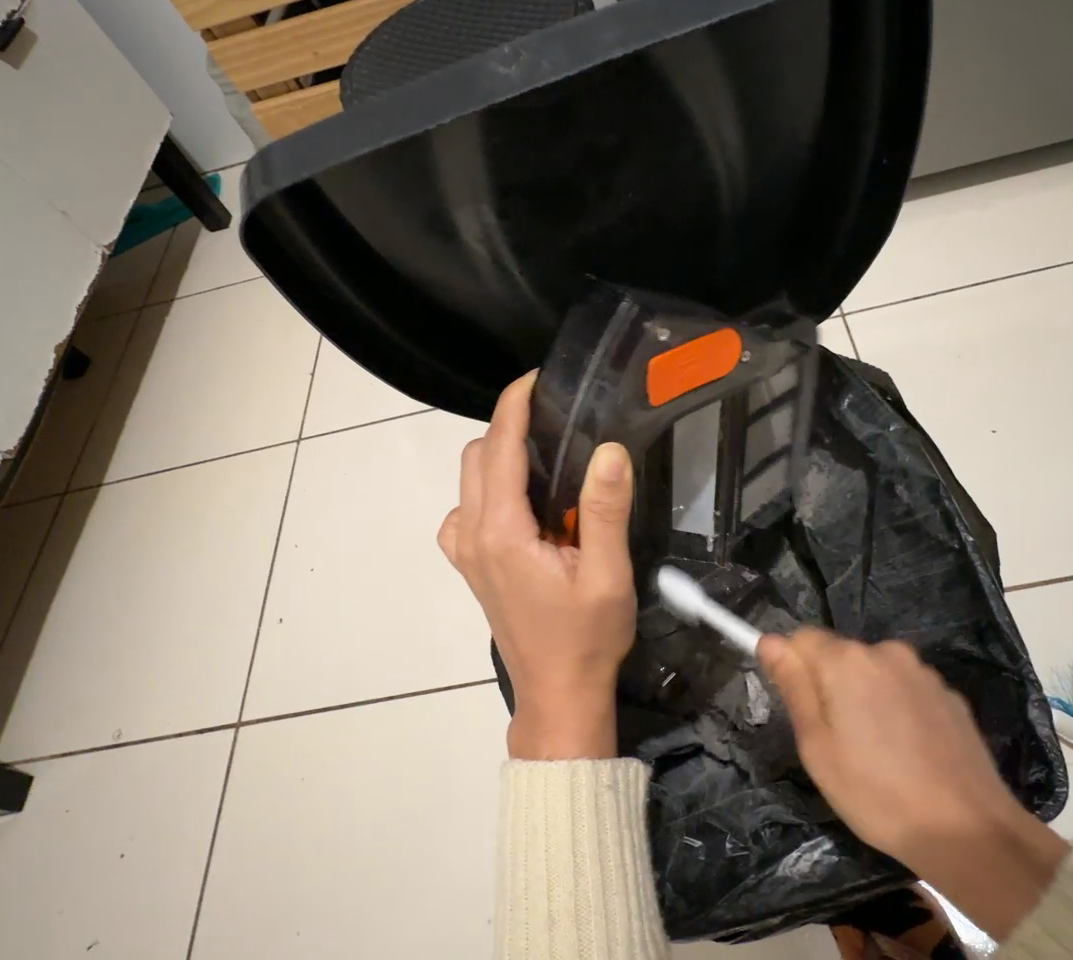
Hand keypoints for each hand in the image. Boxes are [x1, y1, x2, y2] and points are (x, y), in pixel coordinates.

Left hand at [439, 373, 636, 760]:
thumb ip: (605, 510)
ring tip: (548, 460)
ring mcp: (464, 551)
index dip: (514, 405)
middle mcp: (471, 534)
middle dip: (509, 427)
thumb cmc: (586, 638)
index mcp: (501, 531)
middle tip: (558, 422)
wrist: (558, 694)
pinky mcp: (469, 565)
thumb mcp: (607, 575)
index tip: (537, 378)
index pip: (498, 448)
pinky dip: (490, 490)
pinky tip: (526, 508)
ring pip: (469, 480)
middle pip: (476, 456)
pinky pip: (468, 509)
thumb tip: (609, 449)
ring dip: (499, 457)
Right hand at [758, 629, 1068, 941]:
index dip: (792, 668)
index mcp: (848, 660)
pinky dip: (898, 710)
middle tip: (834, 741)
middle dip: (830, 686)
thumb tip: (770, 642)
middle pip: (840, 654)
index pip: (801, 638)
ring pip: (875, 673)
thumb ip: (793, 686)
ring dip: (865, 697)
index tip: (798, 709)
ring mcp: (924, 673)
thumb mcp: (817, 747)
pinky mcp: (950, 695)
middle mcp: (887, 652)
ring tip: (875, 751)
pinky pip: (906, 690)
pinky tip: (908, 753)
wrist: (968, 830)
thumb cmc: (876, 793)